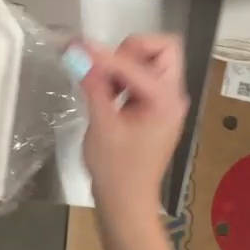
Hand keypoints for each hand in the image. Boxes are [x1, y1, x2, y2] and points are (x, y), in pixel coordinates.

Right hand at [72, 34, 190, 212]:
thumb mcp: (102, 126)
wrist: (126, 201)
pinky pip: (142, 78)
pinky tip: (104, 91)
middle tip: (103, 65)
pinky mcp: (153, 108)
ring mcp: (165, 102)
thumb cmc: (115, 169)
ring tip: (100, 81)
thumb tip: (80, 53)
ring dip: (125, 62)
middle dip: (130, 49)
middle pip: (162, 49)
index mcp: (165, 101)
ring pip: (152, 61)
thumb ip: (94, 86)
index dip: (105, 55)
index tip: (77, 47)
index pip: (136, 63)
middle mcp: (172, 96)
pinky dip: (123, 76)